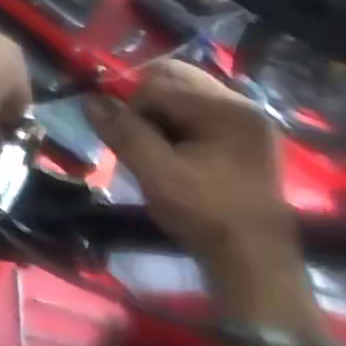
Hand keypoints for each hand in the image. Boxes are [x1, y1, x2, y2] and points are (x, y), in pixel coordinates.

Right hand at [83, 61, 293, 265]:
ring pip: (191, 97)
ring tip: (153, 150)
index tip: (118, 137)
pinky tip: (174, 156)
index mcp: (225, 106)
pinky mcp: (249, 141)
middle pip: (180, 81)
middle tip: (133, 138)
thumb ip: (125, 133)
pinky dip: (183, 127)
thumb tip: (90, 100)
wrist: (255, 264)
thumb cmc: (206, 216)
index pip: (161, 82)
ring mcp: (249, 122)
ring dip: (164, 115)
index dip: (131, 104)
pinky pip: (206, 117)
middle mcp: (241, 103)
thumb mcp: (158, 175)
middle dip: (148, 104)